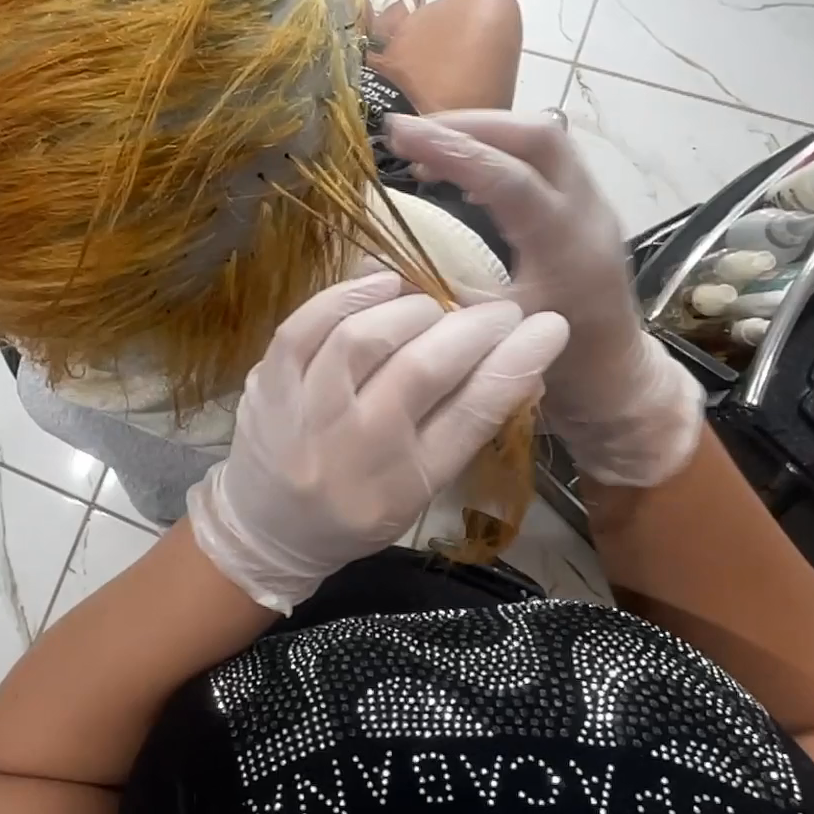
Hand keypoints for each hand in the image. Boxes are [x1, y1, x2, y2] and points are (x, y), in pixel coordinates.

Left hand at [186, 271, 566, 613]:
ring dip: (411, 310)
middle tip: (497, 309)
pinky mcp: (267, 386)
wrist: (265, 529)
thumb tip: (518, 357)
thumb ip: (464, 426)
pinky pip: (302, 328)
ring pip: (361, 341)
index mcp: (406, 483)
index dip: (514, 364)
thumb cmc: (354, 510)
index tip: (549, 325)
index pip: (471, 416)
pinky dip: (346, 296)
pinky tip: (381, 284)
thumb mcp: (420, 488)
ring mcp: (304, 415)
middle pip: (420, 372)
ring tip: (434, 303)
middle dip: (471, 329)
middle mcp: (355, 449)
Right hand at [385, 112, 703, 486]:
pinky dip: (499, 150)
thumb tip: (374, 260)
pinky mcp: (587, 205)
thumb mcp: (489, 338)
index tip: (397, 132)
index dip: (450, 149)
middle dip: (469, 123)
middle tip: (411, 131)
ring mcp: (594, 204)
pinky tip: (462, 172)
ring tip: (429, 145)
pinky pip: (546, 157)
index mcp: (565, 248)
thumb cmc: (557, 364)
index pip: (507, 177)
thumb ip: (437, 295)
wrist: (617, 377)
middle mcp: (588, 214)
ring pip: (546, 137)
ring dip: (485, 130)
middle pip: (538, 135)